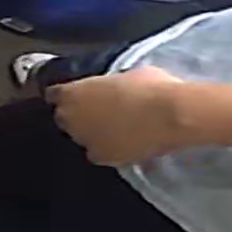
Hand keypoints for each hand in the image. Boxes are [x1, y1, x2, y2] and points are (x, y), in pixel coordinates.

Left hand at [47, 66, 187, 165]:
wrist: (175, 113)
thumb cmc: (155, 89)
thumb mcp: (129, 76)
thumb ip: (113, 83)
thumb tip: (122, 85)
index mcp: (67, 93)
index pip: (55, 95)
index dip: (70, 98)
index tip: (84, 99)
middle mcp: (65, 115)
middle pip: (65, 117)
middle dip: (80, 117)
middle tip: (106, 118)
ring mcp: (80, 136)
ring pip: (80, 137)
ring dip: (94, 136)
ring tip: (121, 135)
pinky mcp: (99, 154)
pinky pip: (98, 156)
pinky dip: (109, 154)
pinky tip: (126, 150)